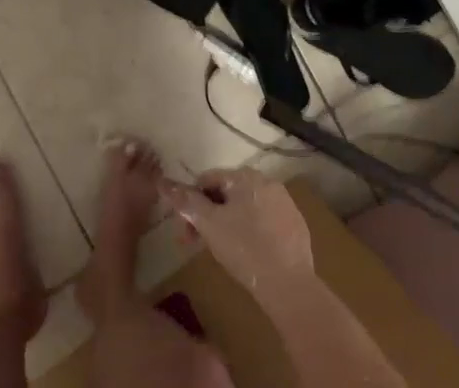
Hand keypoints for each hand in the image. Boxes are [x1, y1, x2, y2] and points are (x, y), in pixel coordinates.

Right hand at [160, 167, 311, 296]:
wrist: (287, 282)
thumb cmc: (244, 248)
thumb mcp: (209, 224)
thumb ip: (187, 202)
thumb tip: (164, 181)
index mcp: (246, 176)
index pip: (207, 180)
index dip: (190, 204)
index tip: (185, 233)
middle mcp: (267, 182)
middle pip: (226, 194)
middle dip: (207, 216)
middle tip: (197, 244)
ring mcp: (284, 202)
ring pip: (244, 207)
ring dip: (227, 223)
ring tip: (221, 250)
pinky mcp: (294, 223)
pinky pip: (263, 220)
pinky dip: (249, 231)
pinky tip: (246, 252)